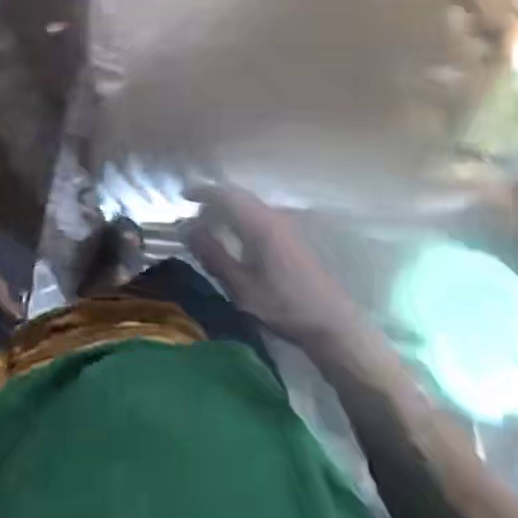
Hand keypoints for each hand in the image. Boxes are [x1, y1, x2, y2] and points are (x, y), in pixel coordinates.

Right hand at [183, 186, 365, 352]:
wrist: (334, 325)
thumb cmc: (284, 307)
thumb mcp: (240, 285)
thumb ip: (212, 254)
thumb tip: (185, 228)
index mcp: (260, 225)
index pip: (226, 196)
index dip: (202, 192)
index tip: (183, 196)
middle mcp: (275, 217)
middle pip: (239, 197)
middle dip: (213, 201)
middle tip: (193, 217)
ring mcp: (288, 226)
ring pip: (250, 206)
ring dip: (228, 210)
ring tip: (210, 228)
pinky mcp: (294, 237)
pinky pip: (260, 216)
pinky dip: (241, 219)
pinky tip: (236, 238)